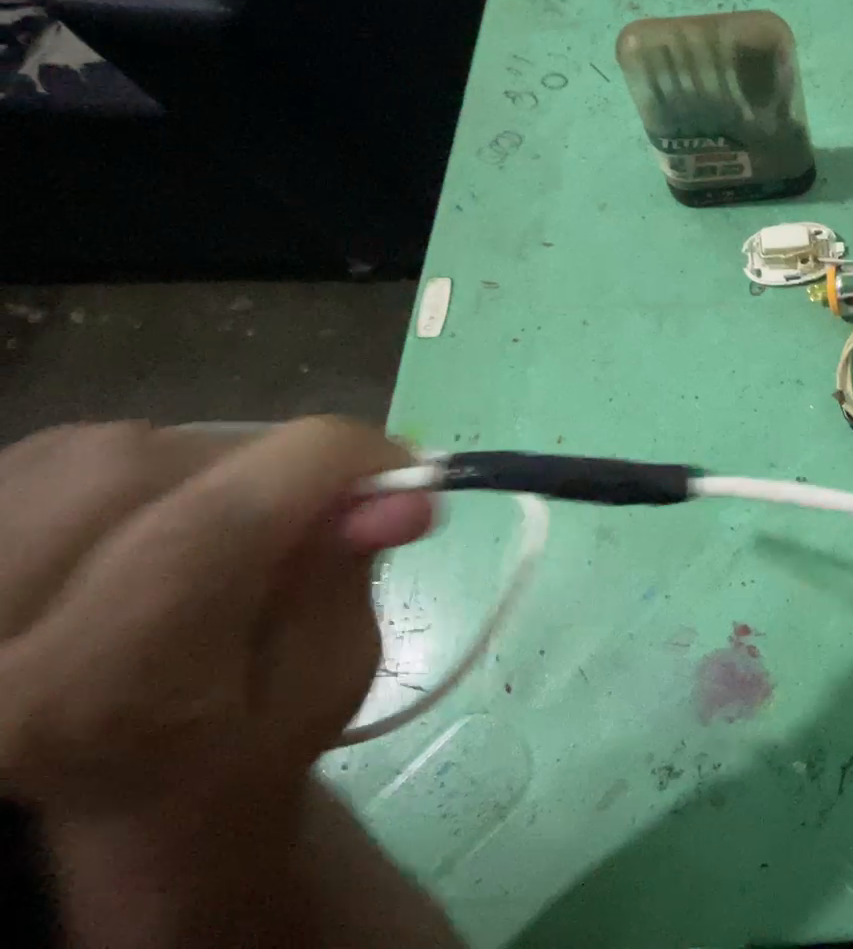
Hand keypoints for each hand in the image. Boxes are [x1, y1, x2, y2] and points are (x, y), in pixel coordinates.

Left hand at [0, 418, 430, 822]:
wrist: (121, 798)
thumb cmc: (244, 748)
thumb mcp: (327, 678)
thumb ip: (348, 578)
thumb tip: (404, 493)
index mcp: (93, 695)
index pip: (205, 528)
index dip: (322, 464)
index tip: (400, 463)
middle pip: (134, 470)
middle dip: (258, 463)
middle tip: (322, 496)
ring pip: (90, 450)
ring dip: (199, 463)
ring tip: (242, 517)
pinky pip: (53, 456)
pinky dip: (141, 467)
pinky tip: (171, 515)